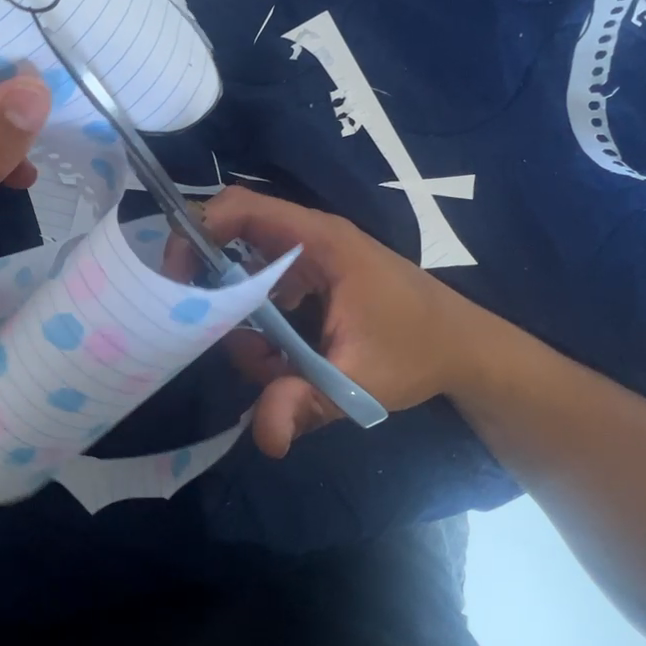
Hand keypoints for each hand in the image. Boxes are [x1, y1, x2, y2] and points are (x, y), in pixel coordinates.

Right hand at [165, 186, 503, 456]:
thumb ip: (307, 401)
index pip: (240, 208)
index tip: (176, 277)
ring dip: (236, 310)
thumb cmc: (419, 351)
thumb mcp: (361, 381)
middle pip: (233, 233)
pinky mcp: (313, 278)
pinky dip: (257, 320)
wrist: (469, 350)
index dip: (198, 230)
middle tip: (194, 322)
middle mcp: (308, 239)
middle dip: (206, 275)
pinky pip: (265, 286)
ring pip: (246, 265)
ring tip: (258, 359)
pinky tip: (276, 358)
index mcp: (318, 241)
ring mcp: (310, 257)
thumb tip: (263, 437)